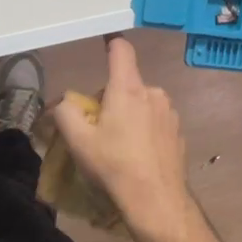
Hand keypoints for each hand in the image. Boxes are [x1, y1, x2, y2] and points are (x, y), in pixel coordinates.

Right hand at [52, 37, 197, 239]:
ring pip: (142, 105)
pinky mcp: (178, 134)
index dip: (111, 43)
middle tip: (98, 128)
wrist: (156, 200)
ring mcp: (169, 114)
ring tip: (118, 147)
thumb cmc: (114, 165)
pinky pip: (155, 123)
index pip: (121, 51)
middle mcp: (153, 94)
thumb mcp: (78, 141)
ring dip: (129, 116)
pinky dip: (144, 132)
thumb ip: (65, 112)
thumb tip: (63, 102)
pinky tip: (137, 157)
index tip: (105, 40)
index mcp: (128, 89)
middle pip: (127, 84)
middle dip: (111, 99)